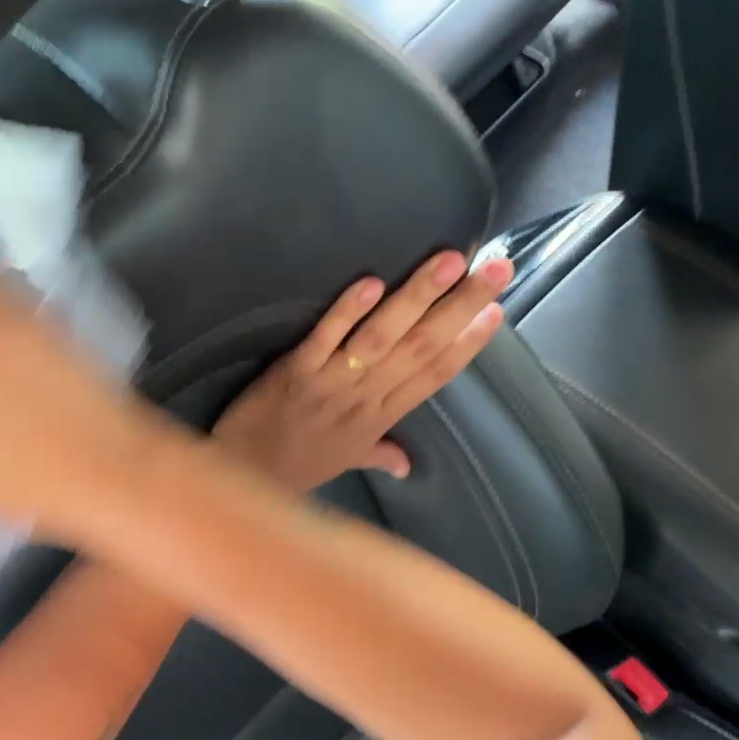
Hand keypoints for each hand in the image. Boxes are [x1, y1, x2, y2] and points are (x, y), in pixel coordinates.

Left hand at [212, 251, 510, 491]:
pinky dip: (346, 313)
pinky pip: (324, 340)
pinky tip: (369, 283)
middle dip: (460, 306)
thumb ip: (378, 454)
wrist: (242, 478)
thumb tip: (407, 465)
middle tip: (496, 267)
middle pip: (421, 348)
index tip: (496, 310)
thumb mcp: (342, 464)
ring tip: (450, 261)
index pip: (433, 376)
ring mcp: (329, 385)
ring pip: (381, 338)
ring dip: (416, 298)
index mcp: (379, 418)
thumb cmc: (291, 469)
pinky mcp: (293, 373)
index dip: (467, 344)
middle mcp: (363, 399)